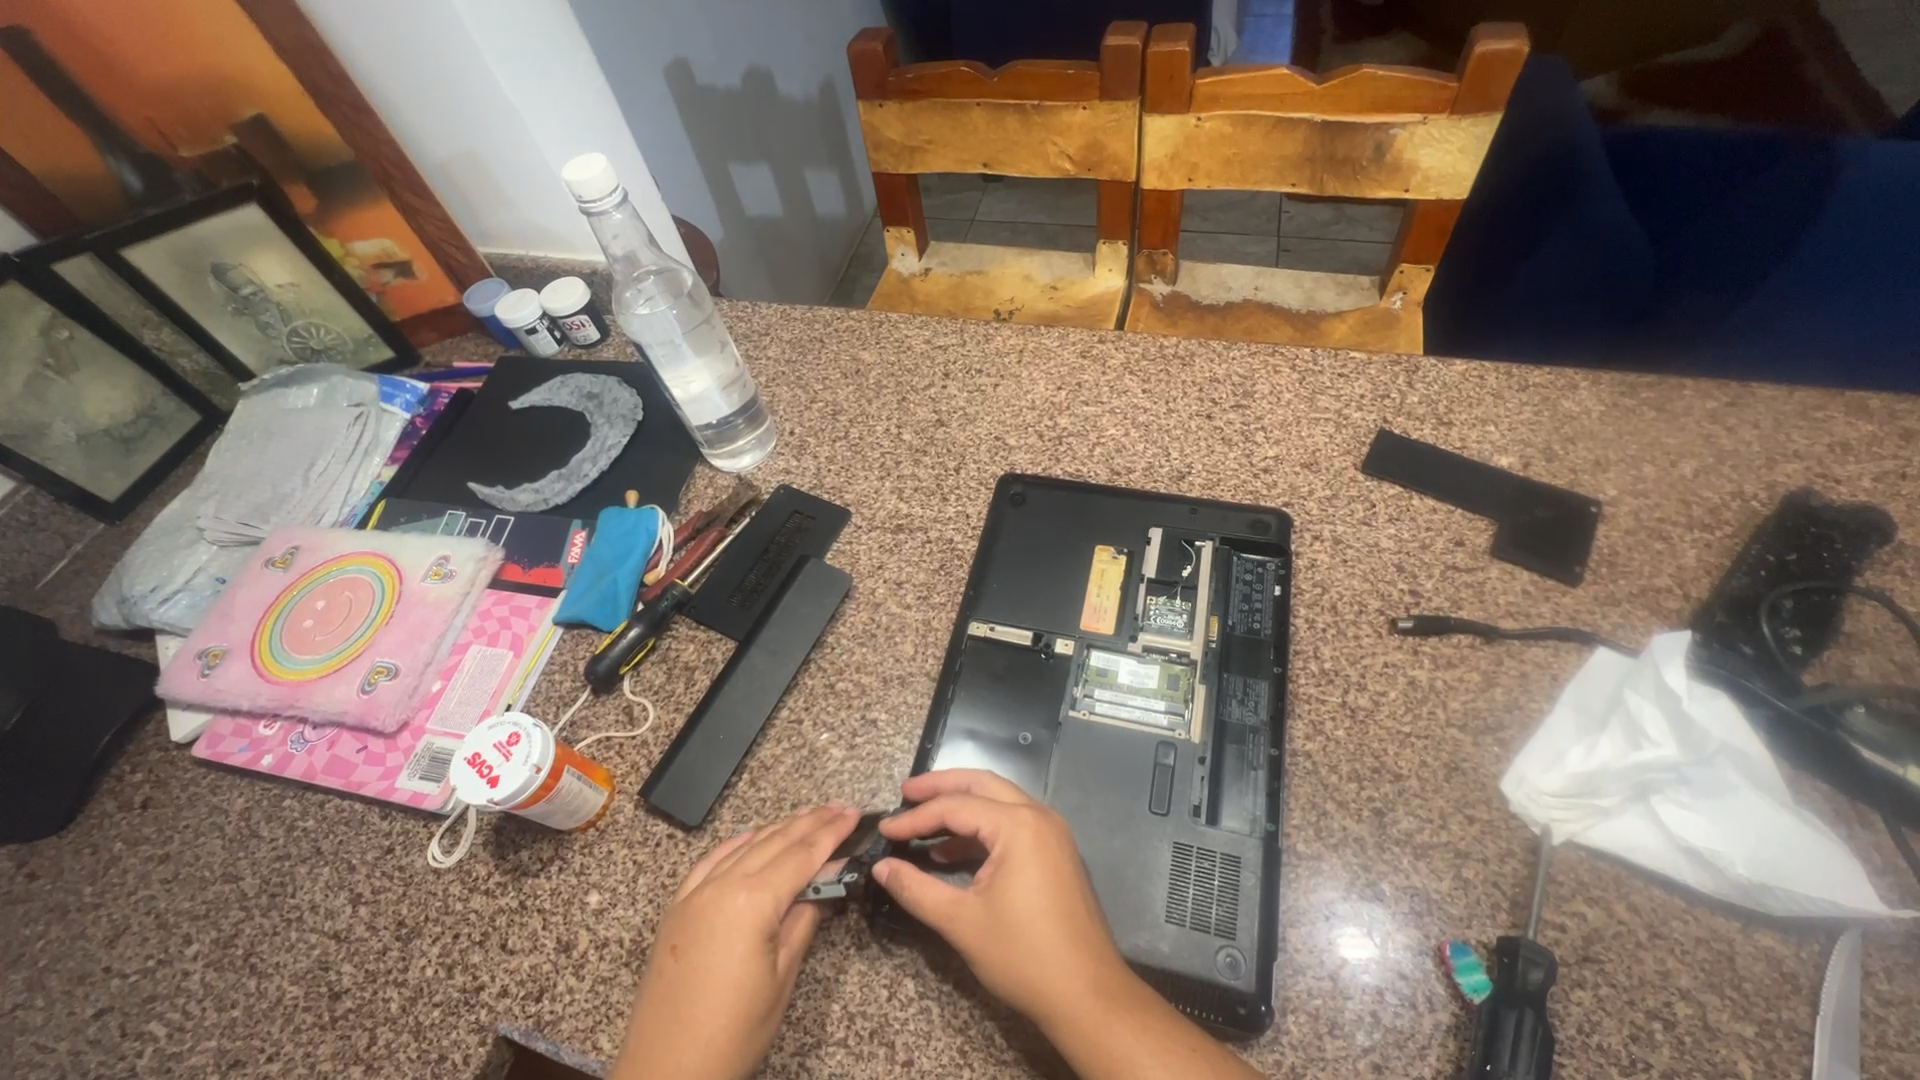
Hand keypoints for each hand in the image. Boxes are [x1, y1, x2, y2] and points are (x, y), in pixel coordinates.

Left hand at [613, 805, 859, 1079]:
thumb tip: (825, 881)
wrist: (666, 1071)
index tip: (855, 814)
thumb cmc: (733, 1032)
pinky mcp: (677, 909)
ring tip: (808, 815)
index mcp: (751, 902)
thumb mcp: (781, 976)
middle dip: (810, 823)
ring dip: (778, 828)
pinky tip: (751, 836)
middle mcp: (720, 886)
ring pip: (744, 846)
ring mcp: (694, 895)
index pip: (801, 855)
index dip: (831, 833)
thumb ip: (804, 918)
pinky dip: (735, 845)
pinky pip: (709, 862)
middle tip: (841, 808)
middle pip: (774, 843)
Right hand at [873, 769, 1129, 1026]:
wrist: (1087, 995)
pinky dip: (980, 830)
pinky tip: (950, 853)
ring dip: (961, 806)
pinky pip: (1012, 825)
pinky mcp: (1055, 853)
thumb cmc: (1023, 956)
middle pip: (982, 785)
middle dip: (941, 786)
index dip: (916, 817)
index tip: (885, 830)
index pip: (956, 806)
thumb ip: (916, 889)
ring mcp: (1051, 833)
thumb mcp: (961, 922)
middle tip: (906, 792)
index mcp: (1018, 826)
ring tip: (923, 820)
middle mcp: (1038, 817)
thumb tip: (881, 868)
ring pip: (999, 802)